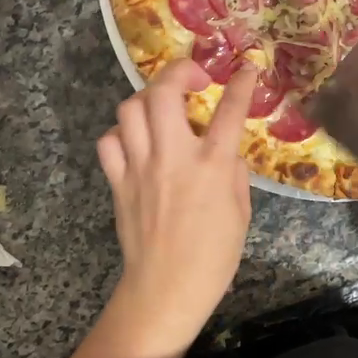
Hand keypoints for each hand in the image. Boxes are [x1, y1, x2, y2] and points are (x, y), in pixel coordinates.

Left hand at [96, 60, 256, 356]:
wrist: (166, 289)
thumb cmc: (213, 258)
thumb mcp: (241, 214)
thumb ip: (233, 173)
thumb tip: (225, 150)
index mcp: (211, 167)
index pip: (229, 111)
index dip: (241, 84)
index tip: (247, 68)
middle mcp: (173, 158)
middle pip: (164, 92)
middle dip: (179, 72)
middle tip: (194, 80)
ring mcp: (140, 168)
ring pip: (131, 109)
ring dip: (149, 99)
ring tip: (164, 109)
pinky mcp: (118, 182)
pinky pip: (109, 141)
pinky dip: (122, 134)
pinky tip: (137, 142)